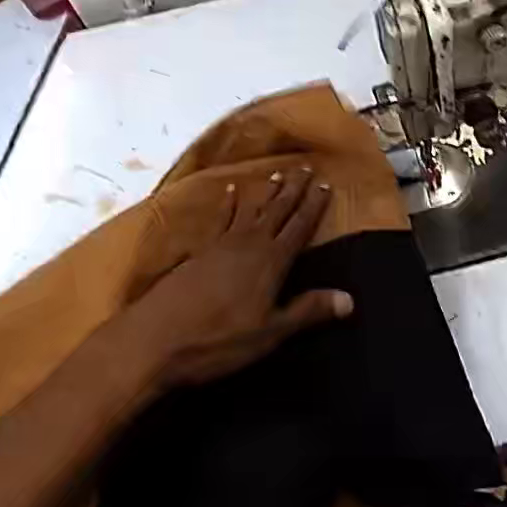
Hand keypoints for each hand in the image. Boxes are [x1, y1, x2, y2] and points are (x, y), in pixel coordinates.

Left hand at [117, 165, 352, 387]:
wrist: (156, 338)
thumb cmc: (218, 339)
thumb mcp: (270, 333)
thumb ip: (308, 311)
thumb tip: (350, 298)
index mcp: (272, 261)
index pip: (300, 227)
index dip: (314, 206)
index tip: (326, 184)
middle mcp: (250, 243)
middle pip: (278, 210)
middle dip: (294, 189)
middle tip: (306, 167)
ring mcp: (223, 243)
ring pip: (252, 209)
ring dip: (266, 191)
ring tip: (277, 172)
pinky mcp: (200, 249)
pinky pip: (220, 218)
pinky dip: (228, 203)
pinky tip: (230, 191)